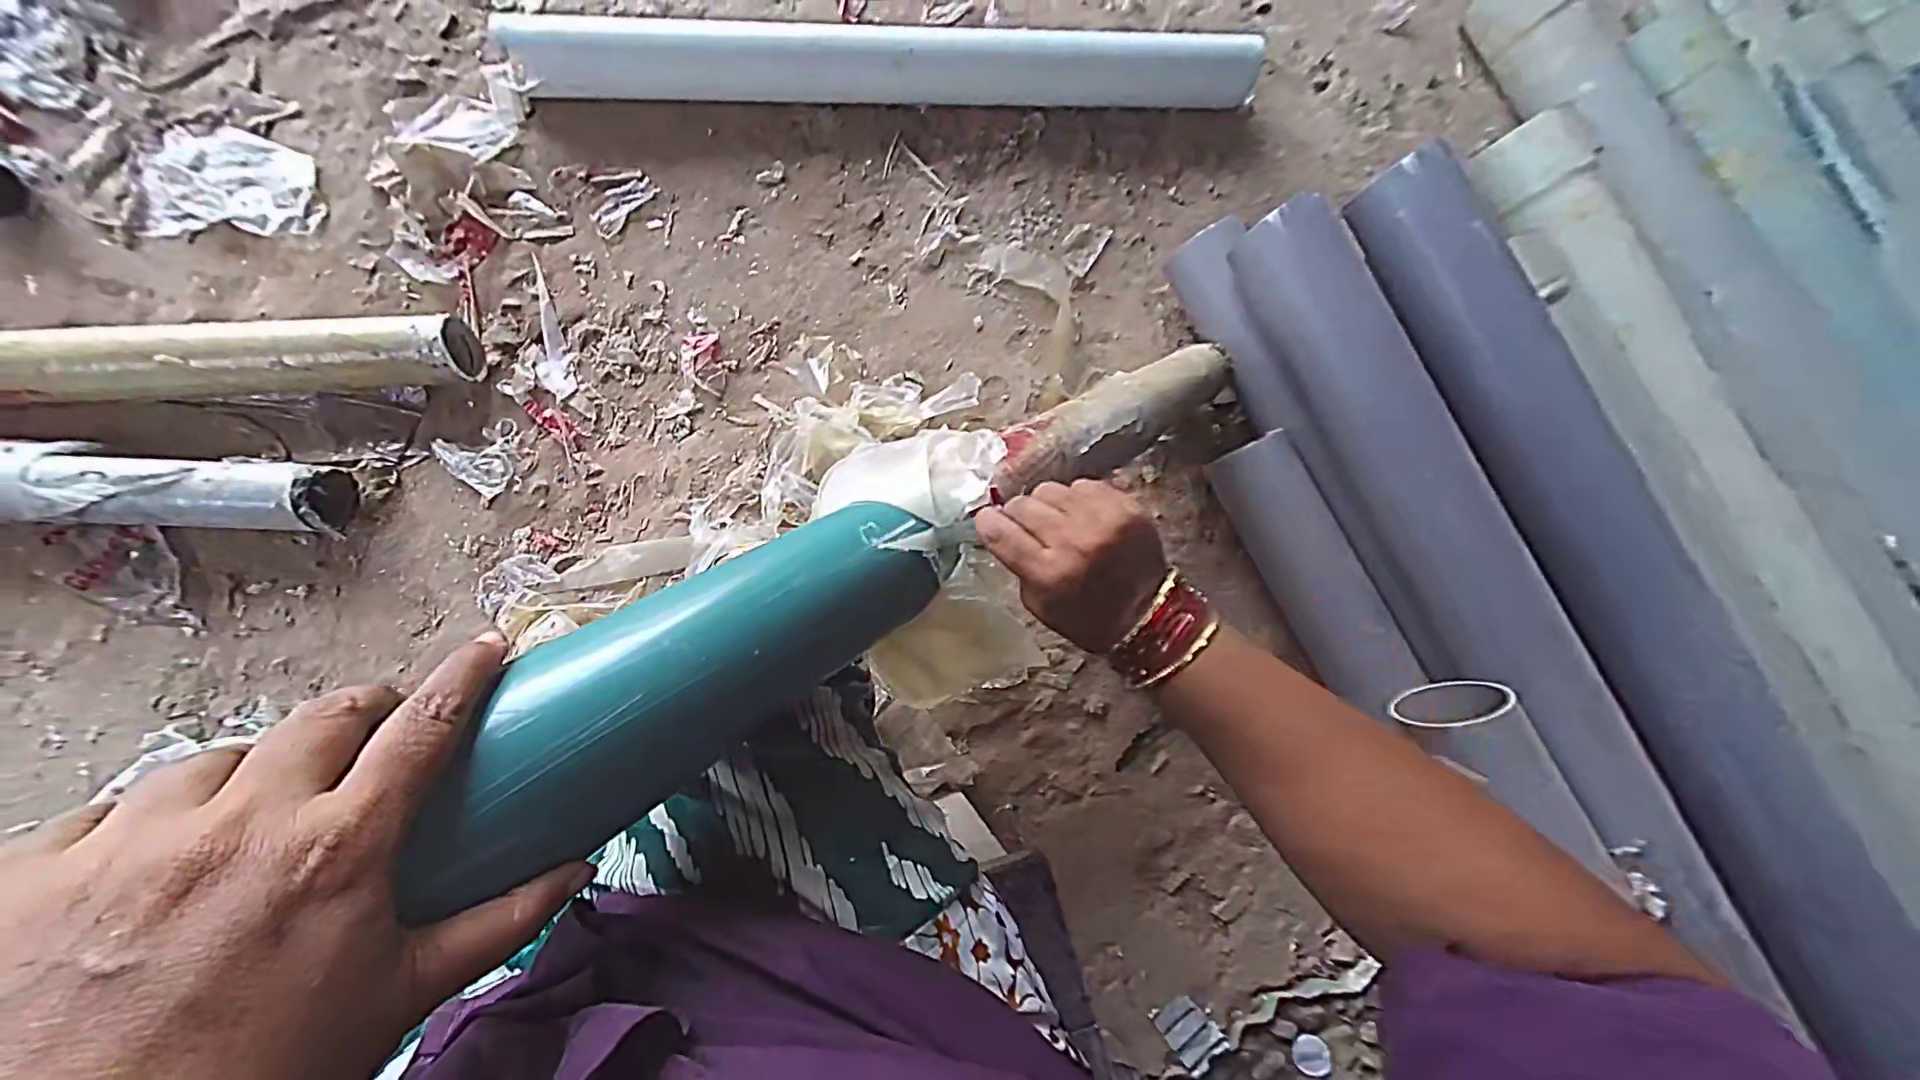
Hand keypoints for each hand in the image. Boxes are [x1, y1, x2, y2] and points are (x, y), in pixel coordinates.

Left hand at [0, 633, 593, 1079]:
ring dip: (255, 769)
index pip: (423, 727)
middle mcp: (240, 826)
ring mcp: (129, 847)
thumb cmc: (258, 1071)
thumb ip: (501, 922)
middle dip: (364, 709)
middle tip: (378, 731)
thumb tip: (576, 873)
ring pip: (215, 758)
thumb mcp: (400, 993)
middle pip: (325, 716)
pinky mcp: (28, 879)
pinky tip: (157, 860)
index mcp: (338, 847)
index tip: (486, 647)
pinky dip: (147, 820)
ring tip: (261, 809)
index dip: (463, 675)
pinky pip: (107, 811)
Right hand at [976, 478, 1167, 652]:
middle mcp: (1075, 542)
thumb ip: (1018, 564)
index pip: (1000, 532)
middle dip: (1017, 514)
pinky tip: (1081, 516)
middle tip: (1027, 527)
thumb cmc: (1086, 617)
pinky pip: (1082, 485)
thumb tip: (999, 528)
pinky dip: (1075, 499)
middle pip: (1023, 505)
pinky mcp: (1125, 506)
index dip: (987, 522)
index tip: (987, 520)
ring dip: (1046, 504)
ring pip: (1050, 489)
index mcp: (1050, 574)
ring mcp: (1103, 520)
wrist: (1148, 614)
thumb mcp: (1040, 603)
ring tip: (1057, 521)